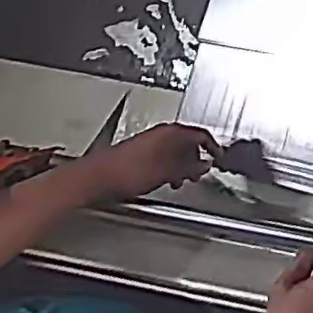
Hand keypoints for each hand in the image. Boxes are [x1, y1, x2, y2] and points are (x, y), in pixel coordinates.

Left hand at [79, 122, 215, 201]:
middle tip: (201, 172)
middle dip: (197, 157)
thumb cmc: (127, 172)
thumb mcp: (168, 172)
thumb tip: (205, 165)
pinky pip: (163, 155)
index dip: (213, 147)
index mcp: (171, 132)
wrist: (94, 179)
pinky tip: (165, 179)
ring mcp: (148, 141)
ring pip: (175, 149)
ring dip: (182, 164)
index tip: (218, 156)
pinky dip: (169, 166)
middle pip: (188, 141)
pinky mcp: (138, 151)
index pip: (202, 134)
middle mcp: (160, 133)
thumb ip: (191, 168)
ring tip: (181, 180)